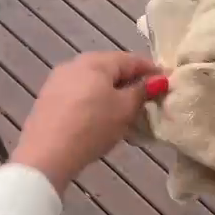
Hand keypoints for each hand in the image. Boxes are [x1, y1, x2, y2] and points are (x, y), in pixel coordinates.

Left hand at [12, 52, 166, 190]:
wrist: (46, 154)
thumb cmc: (92, 127)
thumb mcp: (124, 109)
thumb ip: (143, 91)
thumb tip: (159, 79)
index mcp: (96, 61)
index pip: (132, 59)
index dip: (152, 71)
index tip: (168, 84)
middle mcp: (74, 64)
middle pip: (110, 69)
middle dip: (131, 82)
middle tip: (148, 100)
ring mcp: (58, 81)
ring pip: (94, 82)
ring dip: (112, 93)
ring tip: (126, 113)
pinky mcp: (48, 100)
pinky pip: (80, 94)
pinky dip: (95, 102)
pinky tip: (100, 119)